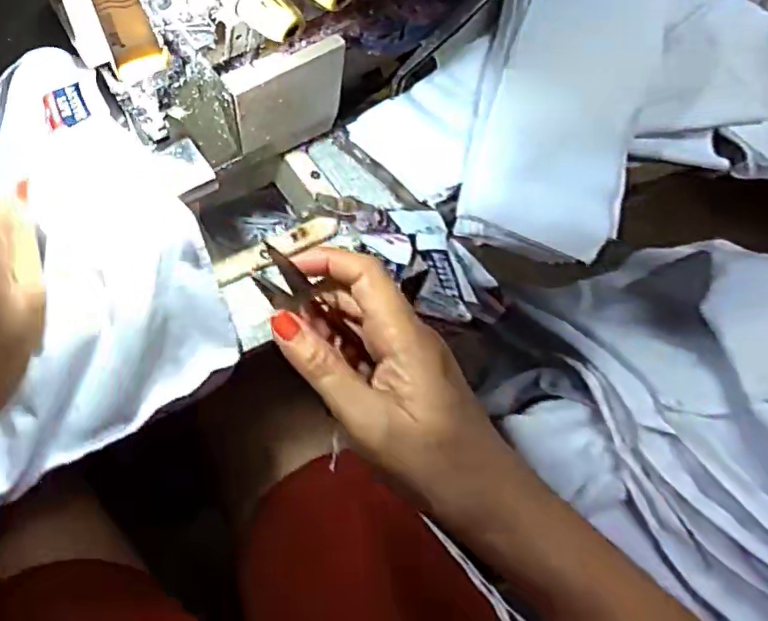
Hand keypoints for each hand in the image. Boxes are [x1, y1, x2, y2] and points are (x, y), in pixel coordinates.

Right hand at [269, 247, 532, 527]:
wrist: (494, 508)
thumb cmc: (431, 463)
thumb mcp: (366, 418)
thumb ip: (320, 366)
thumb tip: (277, 319)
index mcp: (403, 334)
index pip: (364, 271)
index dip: (323, 258)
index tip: (281, 267)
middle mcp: (406, 331)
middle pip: (357, 289)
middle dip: (313, 288)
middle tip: (273, 306)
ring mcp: (407, 349)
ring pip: (357, 313)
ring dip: (320, 316)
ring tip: (288, 333)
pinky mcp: (404, 368)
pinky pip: (363, 338)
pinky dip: (334, 339)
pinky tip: (315, 356)